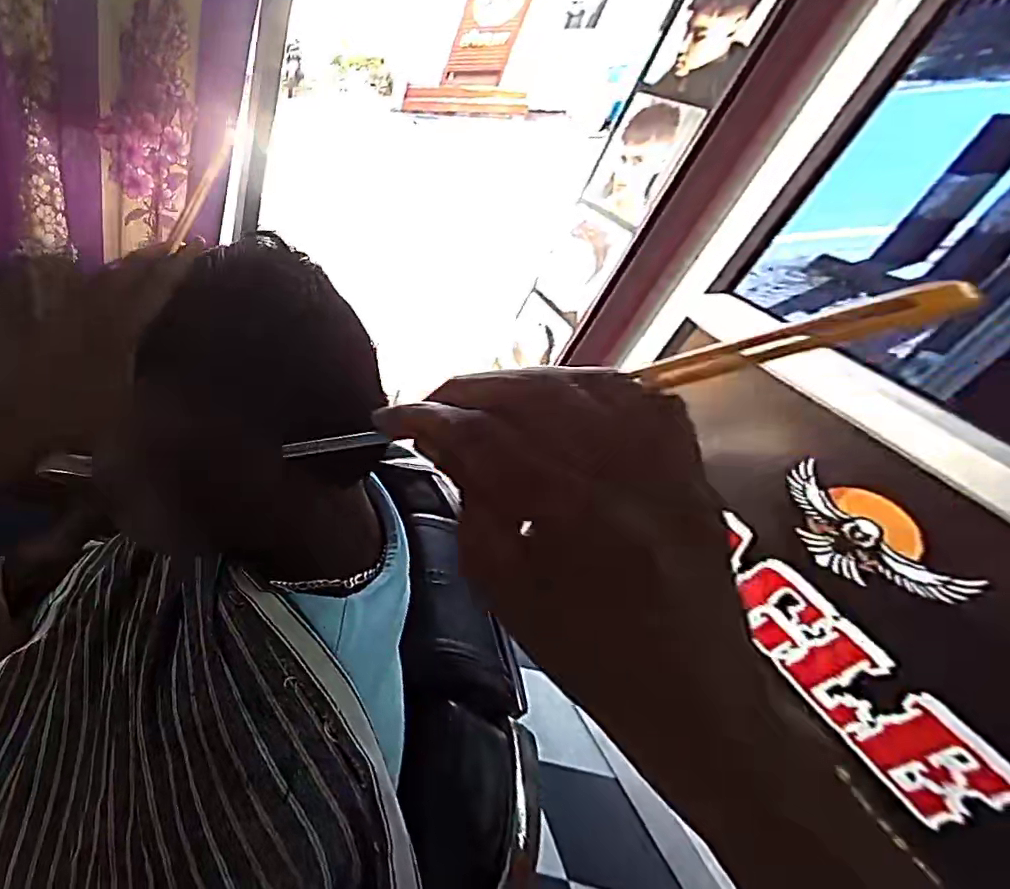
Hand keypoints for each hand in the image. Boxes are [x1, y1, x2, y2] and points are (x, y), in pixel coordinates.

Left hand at [0, 245, 199, 456]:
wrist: (16, 420)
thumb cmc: (75, 420)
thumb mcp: (124, 410)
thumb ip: (149, 388)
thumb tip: (169, 375)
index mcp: (118, 330)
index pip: (152, 289)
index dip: (175, 267)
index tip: (195, 245)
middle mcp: (93, 314)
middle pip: (125, 275)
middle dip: (151, 257)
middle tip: (173, 244)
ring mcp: (68, 316)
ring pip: (101, 279)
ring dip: (125, 265)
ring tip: (142, 257)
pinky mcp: (50, 325)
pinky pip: (81, 292)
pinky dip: (100, 281)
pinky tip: (100, 286)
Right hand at [372, 369, 766, 735]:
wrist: (690, 695)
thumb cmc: (578, 648)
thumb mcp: (498, 579)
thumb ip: (470, 497)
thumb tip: (435, 438)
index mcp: (572, 515)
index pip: (482, 435)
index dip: (424, 417)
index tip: (386, 418)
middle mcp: (628, 478)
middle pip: (534, 395)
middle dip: (466, 390)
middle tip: (428, 405)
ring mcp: (670, 469)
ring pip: (587, 384)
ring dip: (520, 381)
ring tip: (482, 399)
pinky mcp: (691, 471)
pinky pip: (643, 398)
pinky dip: (588, 386)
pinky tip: (555, 398)